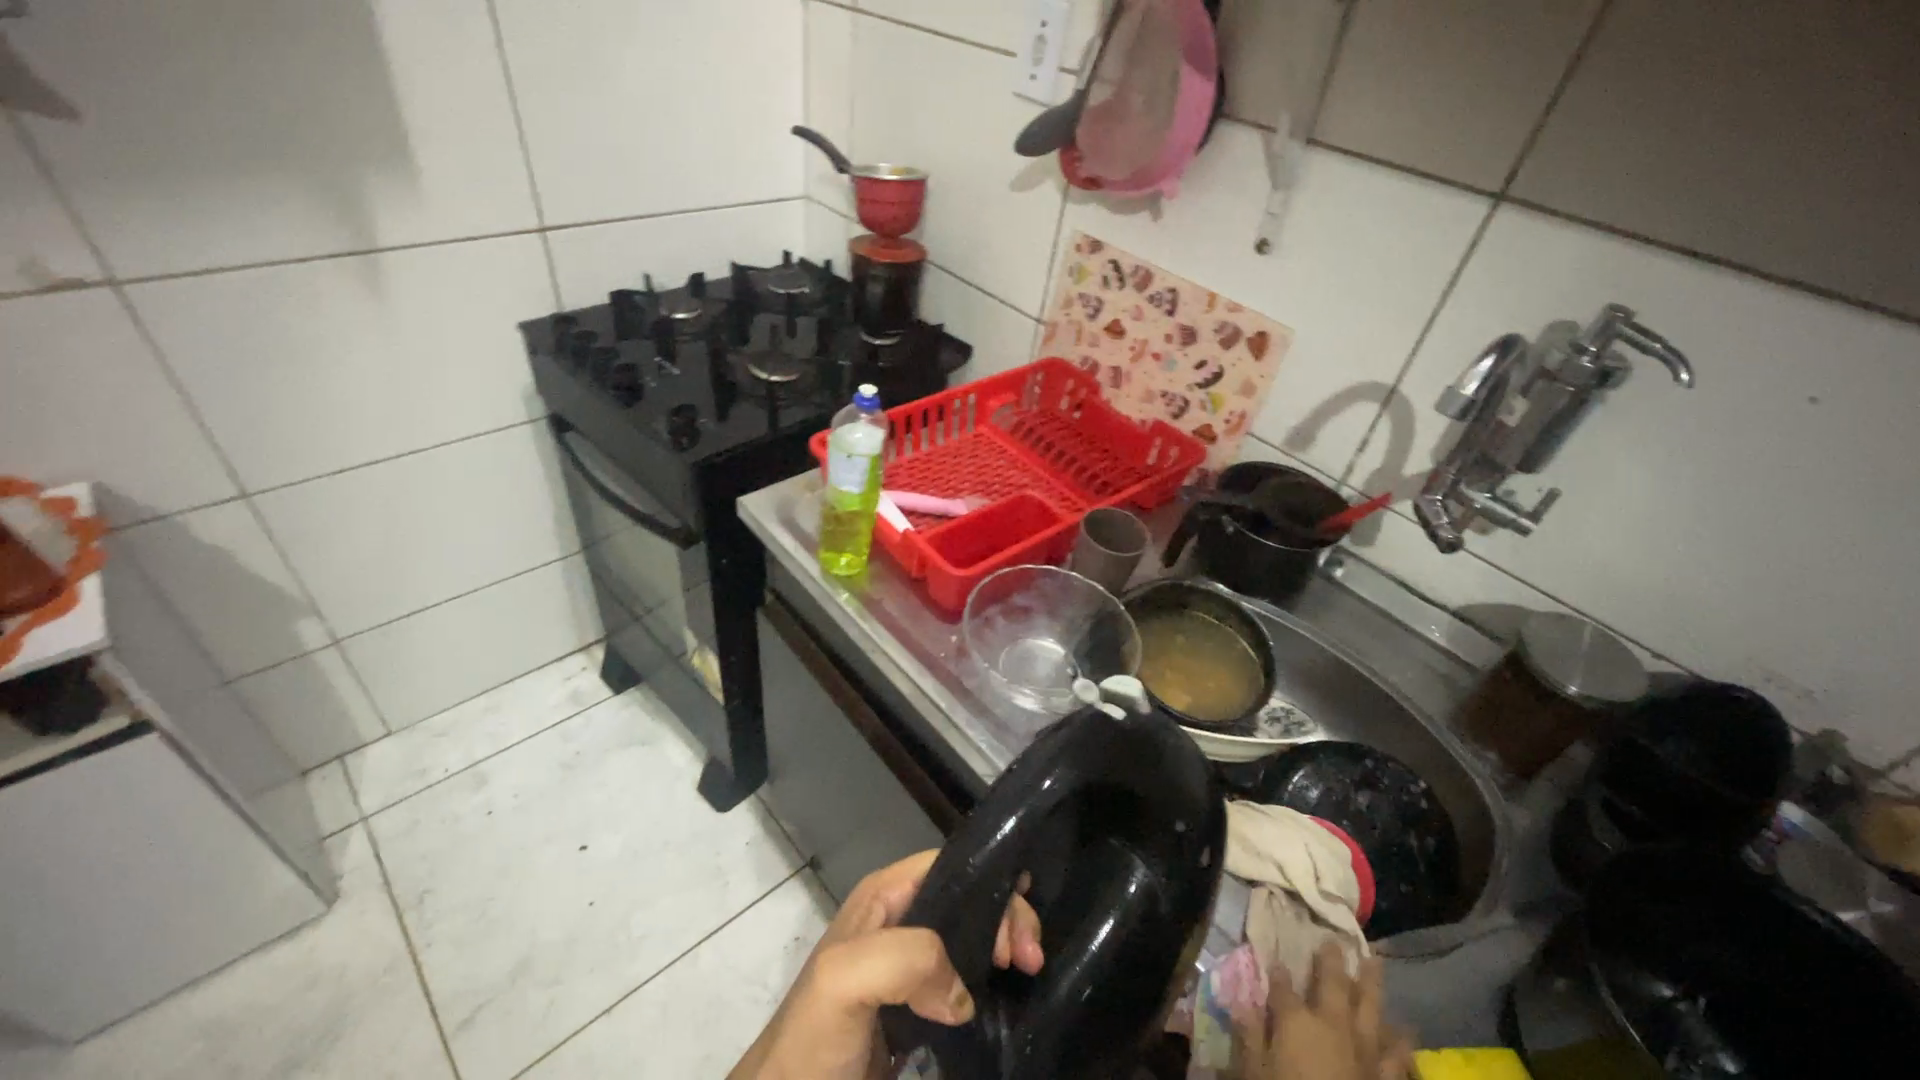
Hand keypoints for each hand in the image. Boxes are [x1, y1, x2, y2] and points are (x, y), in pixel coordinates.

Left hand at [730, 851, 1043, 1079]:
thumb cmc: (813, 1035)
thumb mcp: (844, 977)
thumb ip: (906, 959)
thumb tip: (961, 995)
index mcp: (883, 899)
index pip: (949, 867)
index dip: (989, 888)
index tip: (1016, 933)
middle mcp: (900, 925)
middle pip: (969, 902)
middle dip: (1006, 919)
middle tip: (1030, 959)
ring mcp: (910, 971)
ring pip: (972, 941)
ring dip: (1005, 952)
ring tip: (1028, 973)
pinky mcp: (920, 1012)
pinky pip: (966, 985)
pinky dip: (993, 988)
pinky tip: (1009, 998)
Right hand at [1233, 943, 1412, 1079]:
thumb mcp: (1252, 1071)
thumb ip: (1250, 1035)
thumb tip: (1244, 1004)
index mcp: (1296, 1021)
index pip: (1283, 988)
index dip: (1278, 973)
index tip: (1275, 958)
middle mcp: (1331, 1025)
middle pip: (1332, 985)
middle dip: (1332, 961)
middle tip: (1335, 940)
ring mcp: (1362, 1048)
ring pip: (1369, 1007)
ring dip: (1372, 983)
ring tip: (1376, 959)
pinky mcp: (1381, 1074)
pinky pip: (1395, 1055)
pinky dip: (1400, 1041)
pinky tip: (1405, 1029)